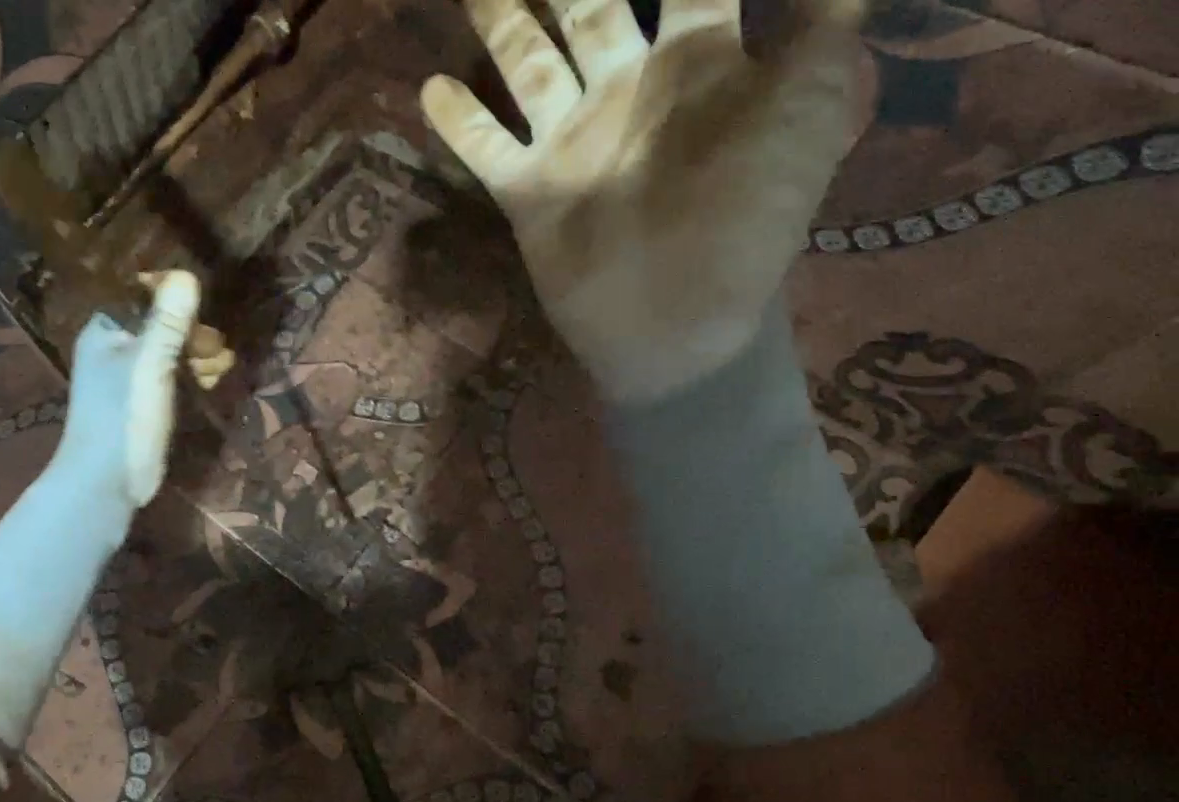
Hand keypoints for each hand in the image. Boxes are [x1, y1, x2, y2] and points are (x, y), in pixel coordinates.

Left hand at [51, 270, 201, 508]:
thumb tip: (186, 274)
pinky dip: (193, 375)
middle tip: (216, 347)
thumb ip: (167, 320)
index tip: (200, 306)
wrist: (107, 480)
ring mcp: (131, 378)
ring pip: (171, 351)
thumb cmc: (122, 415)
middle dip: (192, 331)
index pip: (141, 295)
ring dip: (198, 354)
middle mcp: (115, 349)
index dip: (172, 297)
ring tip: (221, 366)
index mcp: (105, 331)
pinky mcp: (146, 404)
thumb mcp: (148, 362)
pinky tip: (213, 380)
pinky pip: (173, 377)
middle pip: (162, 324)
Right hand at [421, 0, 863, 402]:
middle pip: (588, 8)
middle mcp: (625, 88)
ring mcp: (571, 140)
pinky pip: (485, 146)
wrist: (679, 316)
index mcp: (694, 61)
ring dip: (500, 24)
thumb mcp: (812, 103)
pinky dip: (458, 121)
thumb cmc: (751, 211)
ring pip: (526, 64)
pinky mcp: (527, 190)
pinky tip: (430, 88)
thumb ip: (825, 17)